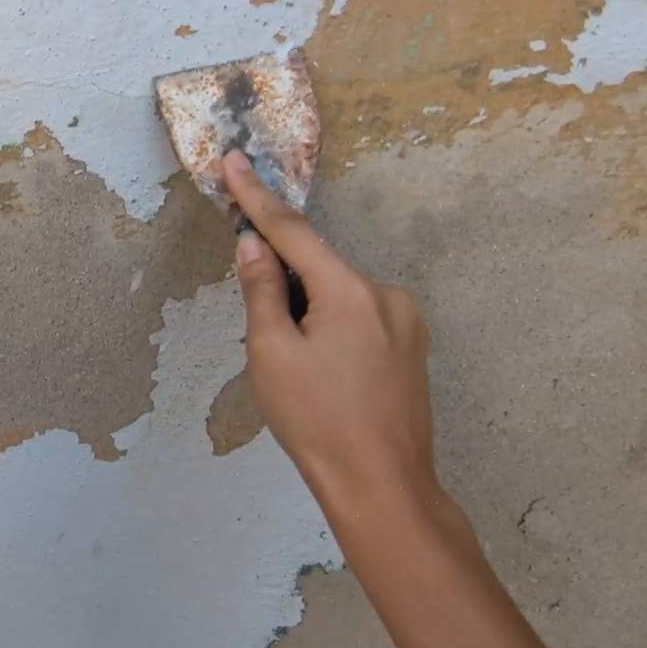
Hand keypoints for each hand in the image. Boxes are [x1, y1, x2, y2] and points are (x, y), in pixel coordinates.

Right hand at [221, 150, 437, 511]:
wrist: (382, 487)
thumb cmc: (315, 419)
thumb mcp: (271, 352)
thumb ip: (262, 289)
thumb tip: (254, 242)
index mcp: (352, 293)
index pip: (293, 231)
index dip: (256, 196)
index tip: (234, 160)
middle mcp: (388, 296)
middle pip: (316, 266)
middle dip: (280, 279)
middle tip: (263, 333)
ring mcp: (407, 322)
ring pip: (335, 293)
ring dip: (303, 306)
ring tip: (292, 364)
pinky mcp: (412, 345)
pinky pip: (356, 313)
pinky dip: (326, 321)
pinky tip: (318, 368)